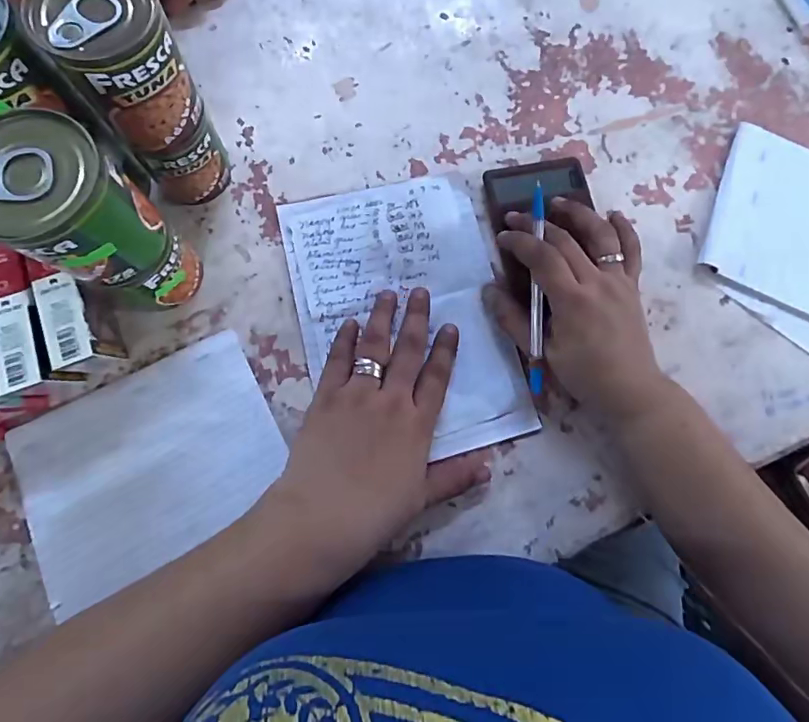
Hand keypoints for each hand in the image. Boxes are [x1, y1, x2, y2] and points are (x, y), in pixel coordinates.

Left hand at [258, 289, 489, 574]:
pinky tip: (348, 323)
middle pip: (407, 353)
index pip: (436, 379)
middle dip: (415, 319)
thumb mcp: (420, 499)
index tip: (451, 326)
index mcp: (417, 426)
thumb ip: (454, 477)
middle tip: (420, 291)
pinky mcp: (325, 398)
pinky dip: (343, 340)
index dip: (445, 351)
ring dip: (381, 319)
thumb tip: (489, 465)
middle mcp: (390, 402)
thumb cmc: (374, 514)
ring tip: (387, 294)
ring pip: (373, 348)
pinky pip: (337, 361)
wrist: (319, 518)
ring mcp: (355, 396)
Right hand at [484, 200, 676, 421]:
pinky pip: (631, 251)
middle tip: (515, 218)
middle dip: (536, 225)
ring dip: (578, 214)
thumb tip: (489, 289)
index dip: (520, 242)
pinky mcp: (632, 286)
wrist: (631, 391)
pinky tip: (614, 215)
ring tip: (558, 203)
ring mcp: (619, 281)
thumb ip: (513, 318)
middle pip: (565, 241)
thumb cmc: (583, 375)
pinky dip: (623, 230)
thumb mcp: (541, 352)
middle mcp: (598, 282)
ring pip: (600, 235)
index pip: (543, 257)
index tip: (502, 237)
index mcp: (573, 300)